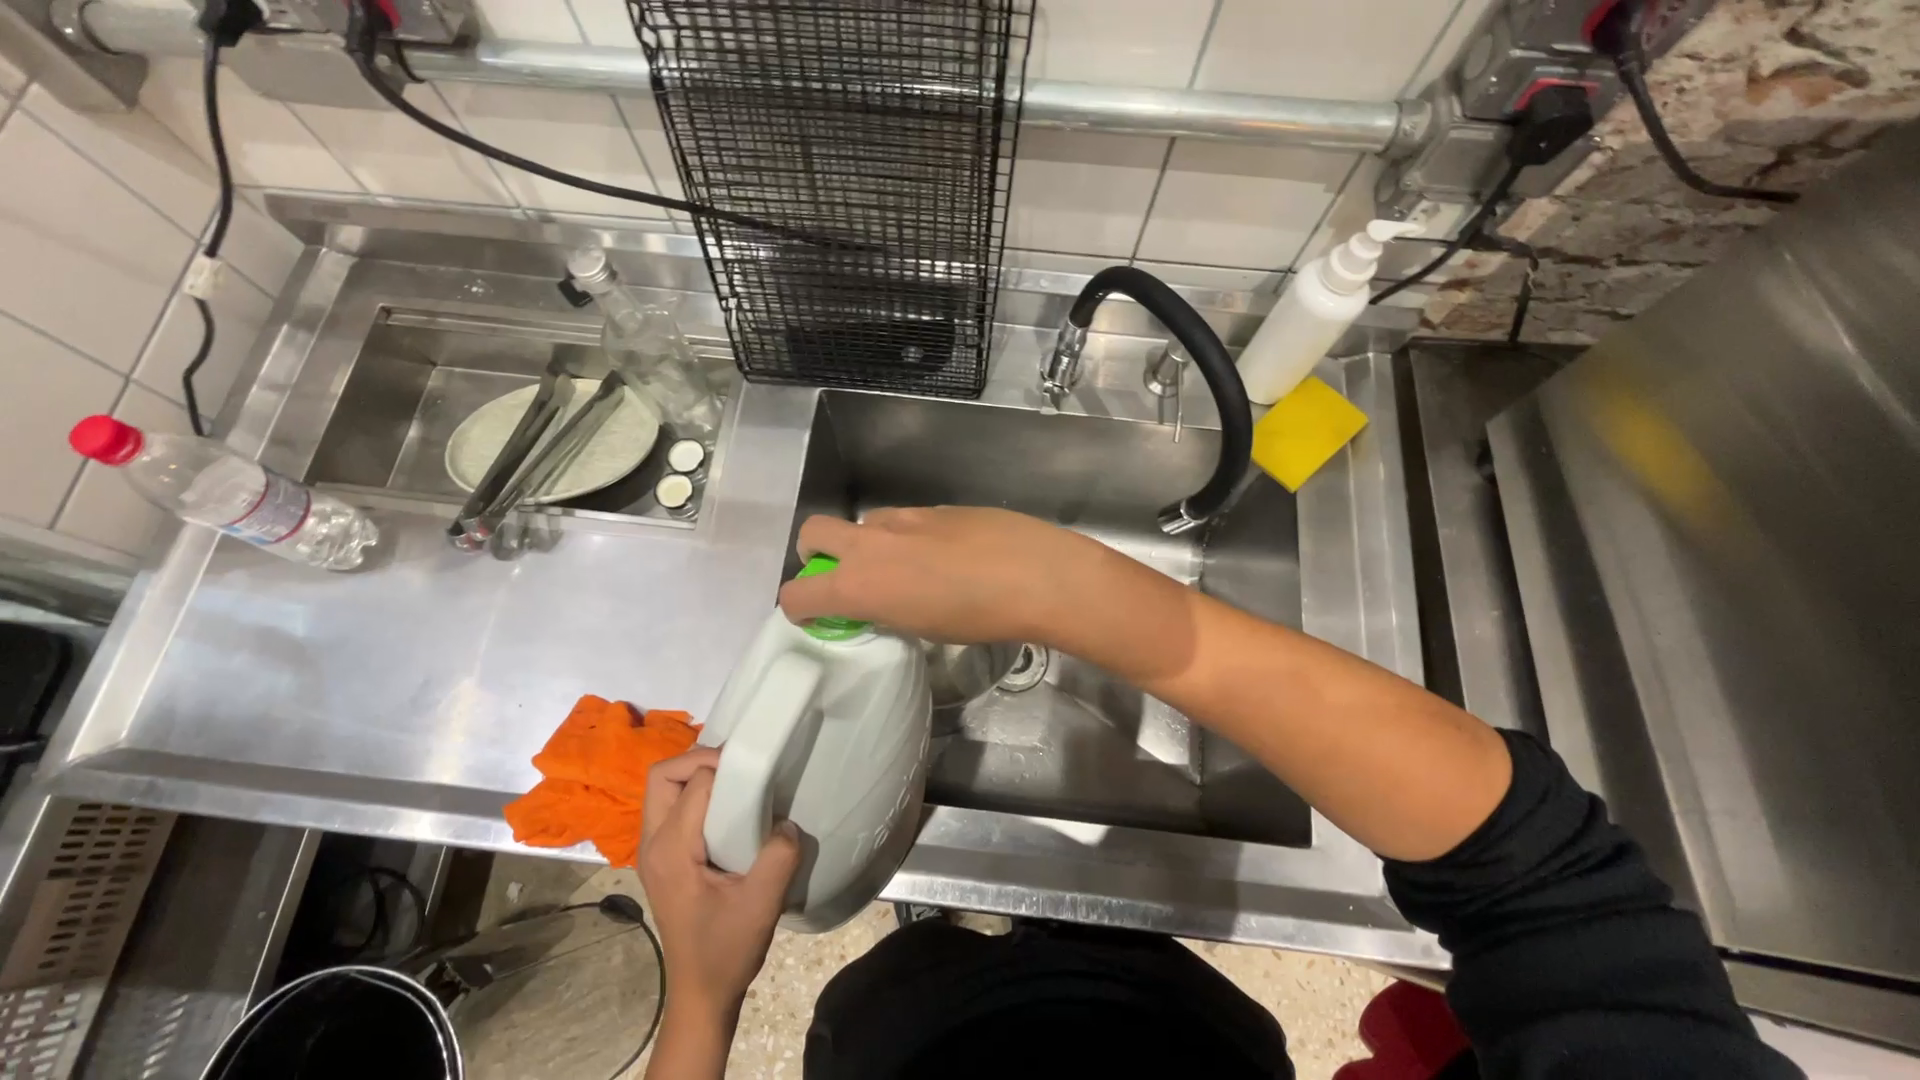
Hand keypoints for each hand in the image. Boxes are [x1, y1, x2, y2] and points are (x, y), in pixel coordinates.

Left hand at [639, 748, 801, 1027]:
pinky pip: (673, 808)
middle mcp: (652, 844)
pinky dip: (697, 795)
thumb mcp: (762, 904)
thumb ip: (778, 856)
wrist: (702, 993)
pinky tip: (730, 810)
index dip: (726, 769)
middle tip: (741, 769)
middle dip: (700, 760)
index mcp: (670, 850)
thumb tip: (787, 821)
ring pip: (664, 790)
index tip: (760, 772)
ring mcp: (654, 852)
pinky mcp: (663, 859)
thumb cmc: (726, 950)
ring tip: (738, 784)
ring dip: (697, 776)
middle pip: (662, 776)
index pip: (693, 784)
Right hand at [777, 507, 1095, 643]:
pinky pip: (905, 520)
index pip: (797, 593)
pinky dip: (907, 538)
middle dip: (815, 554)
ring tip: (905, 571)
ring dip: (867, 544)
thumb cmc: (977, 617)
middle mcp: (871, 542)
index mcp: (858, 582)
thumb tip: (875, 600)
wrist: (1036, 574)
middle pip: (813, 533)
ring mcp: (905, 518)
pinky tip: (945, 558)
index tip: (812, 617)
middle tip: (844, 578)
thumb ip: (883, 608)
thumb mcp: (919, 628)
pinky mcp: (937, 507)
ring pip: (864, 524)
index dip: (797, 608)